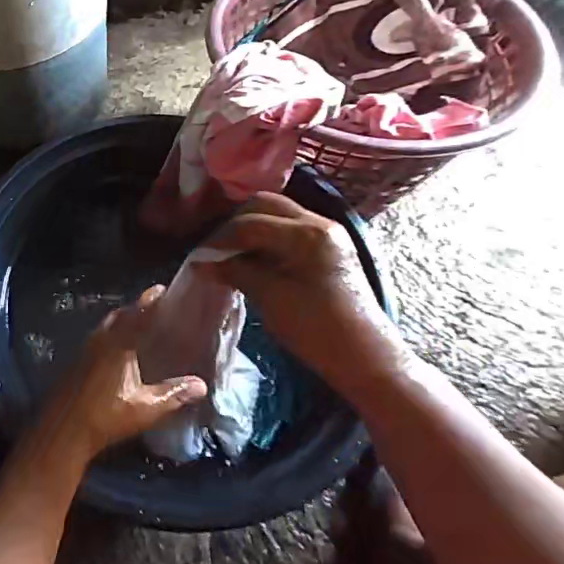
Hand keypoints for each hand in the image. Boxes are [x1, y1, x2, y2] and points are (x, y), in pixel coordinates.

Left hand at [39, 285, 206, 463]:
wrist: (64, 428)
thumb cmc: (106, 416)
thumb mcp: (146, 408)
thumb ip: (174, 394)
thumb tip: (202, 384)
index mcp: (118, 344)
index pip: (138, 315)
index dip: (150, 301)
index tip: (163, 289)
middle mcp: (101, 340)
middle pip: (120, 316)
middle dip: (137, 308)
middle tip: (156, 306)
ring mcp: (86, 349)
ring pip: (108, 326)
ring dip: (123, 320)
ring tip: (142, 323)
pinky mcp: (79, 359)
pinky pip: (100, 337)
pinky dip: (113, 334)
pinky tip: (122, 347)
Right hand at [206, 193, 407, 394]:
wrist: (364, 358)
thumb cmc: (316, 328)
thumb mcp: (269, 297)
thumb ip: (234, 271)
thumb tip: (201, 263)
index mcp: (307, 234)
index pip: (250, 223)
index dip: (219, 239)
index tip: (198, 257)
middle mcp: (319, 224)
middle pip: (265, 205)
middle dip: (234, 224)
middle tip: (215, 249)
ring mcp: (326, 235)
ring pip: (276, 215)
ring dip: (249, 230)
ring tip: (230, 256)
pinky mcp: (327, 249)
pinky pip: (287, 230)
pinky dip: (264, 239)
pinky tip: (251, 261)